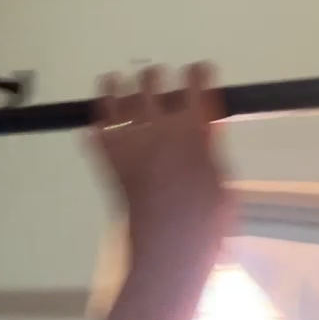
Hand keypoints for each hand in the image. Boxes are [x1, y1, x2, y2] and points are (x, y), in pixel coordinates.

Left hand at [90, 63, 232, 267]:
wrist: (169, 249)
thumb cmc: (207, 219)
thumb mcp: (222, 178)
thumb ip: (210, 146)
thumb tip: (207, 125)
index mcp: (191, 127)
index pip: (194, 84)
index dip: (198, 73)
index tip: (200, 69)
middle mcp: (158, 126)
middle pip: (150, 84)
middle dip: (154, 78)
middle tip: (155, 78)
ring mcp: (130, 142)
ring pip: (115, 100)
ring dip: (116, 89)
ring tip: (114, 81)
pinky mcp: (111, 162)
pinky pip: (96, 134)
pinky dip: (96, 127)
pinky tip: (97, 123)